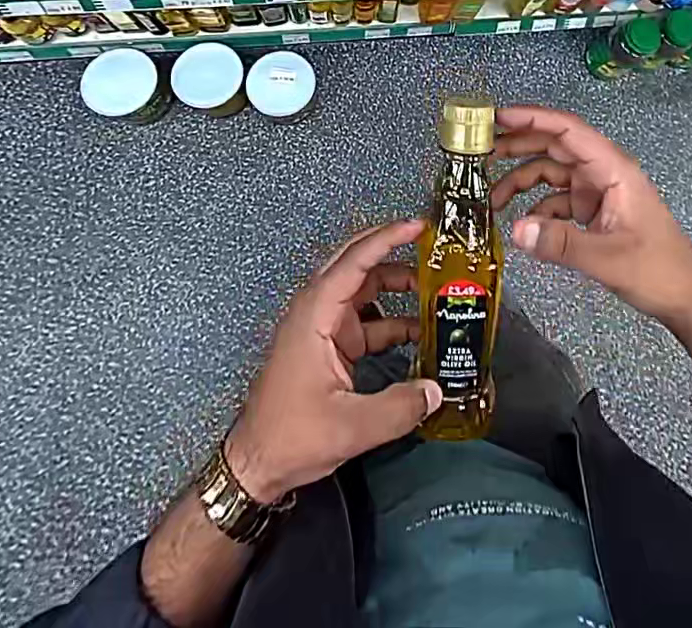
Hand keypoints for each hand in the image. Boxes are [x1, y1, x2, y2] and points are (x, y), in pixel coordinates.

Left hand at [222, 220, 440, 502]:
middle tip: (430, 244)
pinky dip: (395, 320)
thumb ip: (399, 407)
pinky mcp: (332, 345)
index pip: (354, 261)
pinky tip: (421, 333)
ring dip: (398, 286)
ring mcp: (324, 327)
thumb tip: (435, 389)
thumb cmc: (289, 438)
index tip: (418, 227)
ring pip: (366, 290)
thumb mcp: (350, 426)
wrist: (256, 465)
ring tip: (435, 290)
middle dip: (393, 249)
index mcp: (315, 316)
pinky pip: (369, 319)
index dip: (387, 239)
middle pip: (357, 264)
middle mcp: (318, 312)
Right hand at [491, 105, 691, 325]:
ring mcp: (599, 192)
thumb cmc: (658, 270)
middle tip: (480, 151)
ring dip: (523, 182)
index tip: (497, 117)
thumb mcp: (607, 258)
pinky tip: (524, 226)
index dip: (533, 118)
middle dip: (518, 146)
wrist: (686, 297)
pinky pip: (559, 201)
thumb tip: (514, 231)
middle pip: (555, 147)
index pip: (569, 130)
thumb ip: (560, 244)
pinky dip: (539, 209)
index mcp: (613, 169)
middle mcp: (604, 173)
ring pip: (553, 174)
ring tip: (491, 198)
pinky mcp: (595, 212)